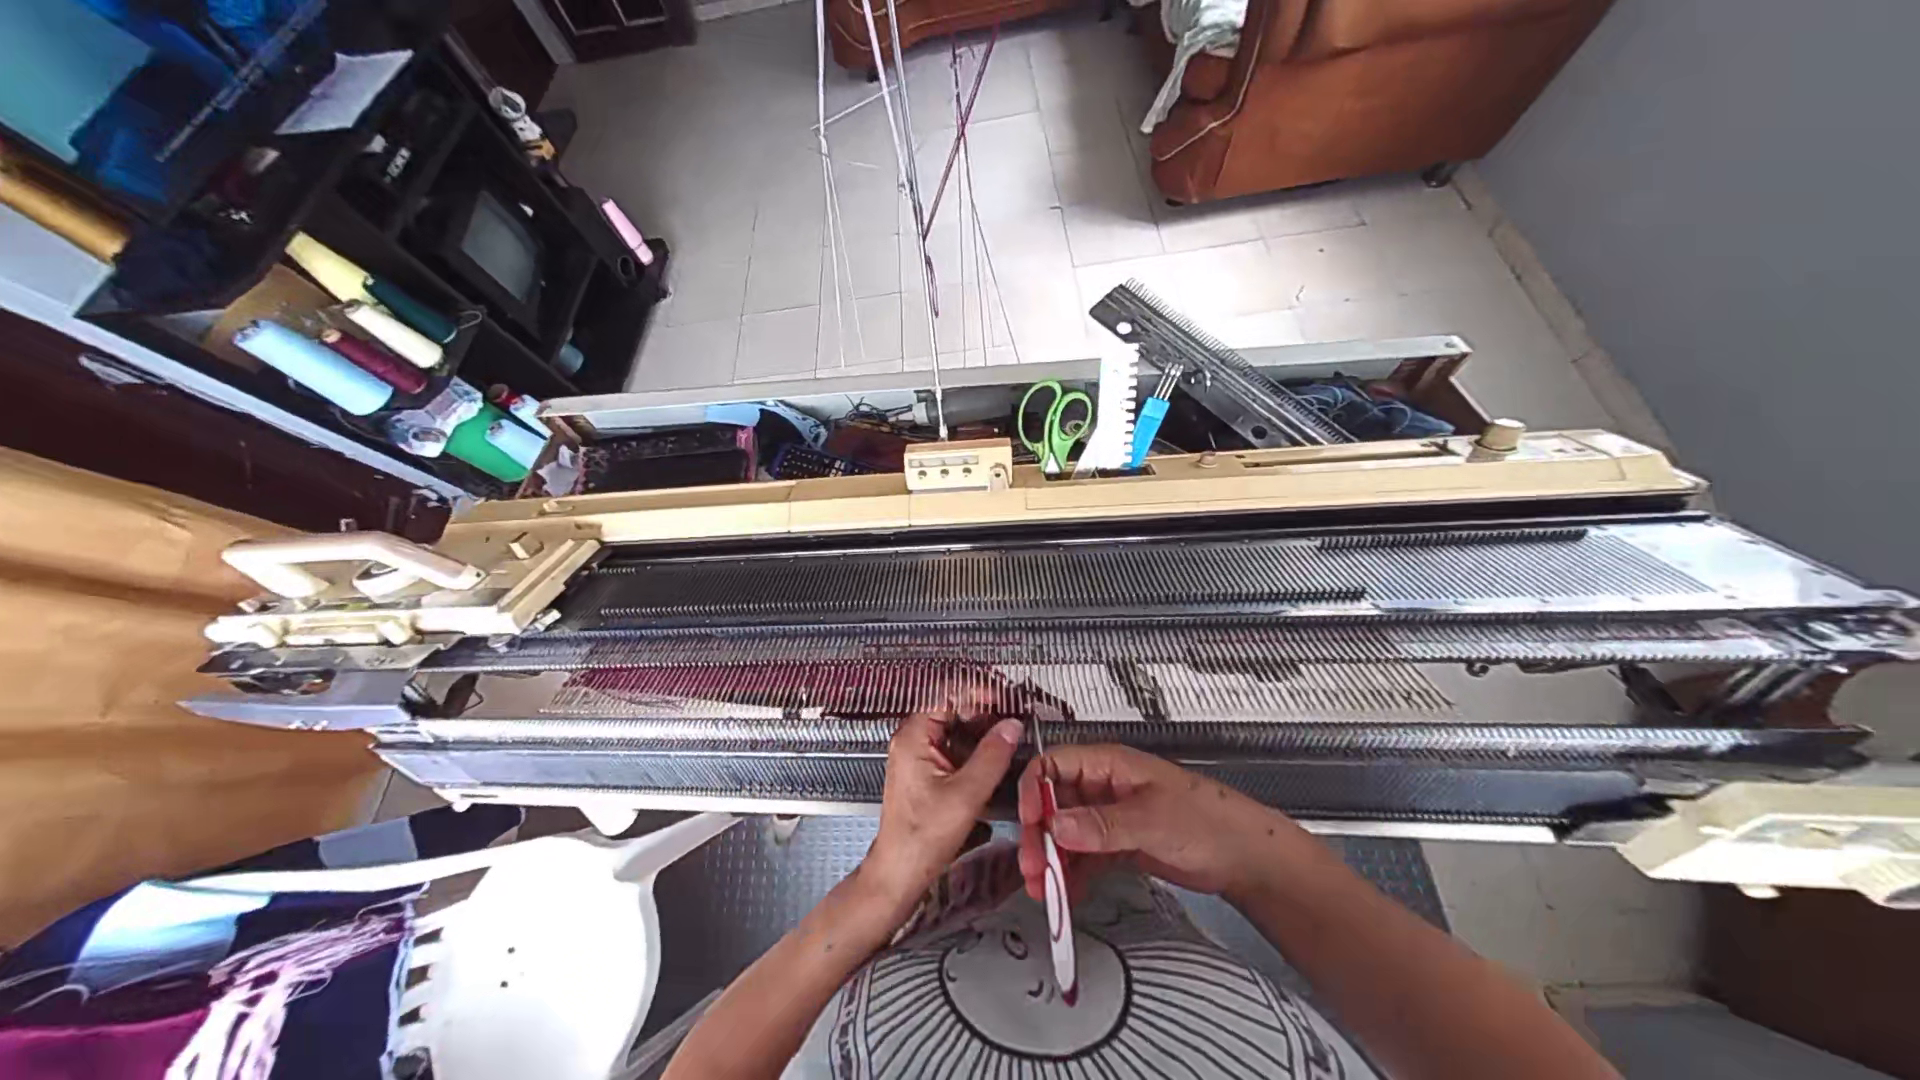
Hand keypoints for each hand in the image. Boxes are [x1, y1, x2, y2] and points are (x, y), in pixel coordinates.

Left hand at [861, 703, 1022, 911]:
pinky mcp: (926, 771)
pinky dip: (975, 747)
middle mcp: (912, 738)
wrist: (899, 872)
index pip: (947, 694)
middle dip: (985, 710)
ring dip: (982, 729)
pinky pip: (953, 746)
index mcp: (913, 735)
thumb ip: (992, 755)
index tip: (1006, 698)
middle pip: (951, 709)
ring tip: (1012, 732)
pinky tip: (996, 755)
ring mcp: (918, 754)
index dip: (979, 691)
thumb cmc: (924, 836)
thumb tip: (1013, 725)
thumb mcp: (967, 794)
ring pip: (954, 728)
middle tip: (1015, 714)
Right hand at [1018, 744, 1297, 899]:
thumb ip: (1102, 824)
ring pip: (1065, 833)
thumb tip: (1055, 826)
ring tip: (1044, 891)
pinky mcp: (1117, 844)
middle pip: (1053, 803)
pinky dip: (1071, 874)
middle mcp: (1102, 787)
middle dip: (1038, 834)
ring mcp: (1109, 817)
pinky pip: (1083, 856)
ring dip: (1051, 859)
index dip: (1034, 790)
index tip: (1027, 823)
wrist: (1245, 857)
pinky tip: (1066, 895)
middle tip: (1033, 869)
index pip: (1053, 765)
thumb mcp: (1151, 819)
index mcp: (1108, 765)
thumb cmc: (1206, 819)